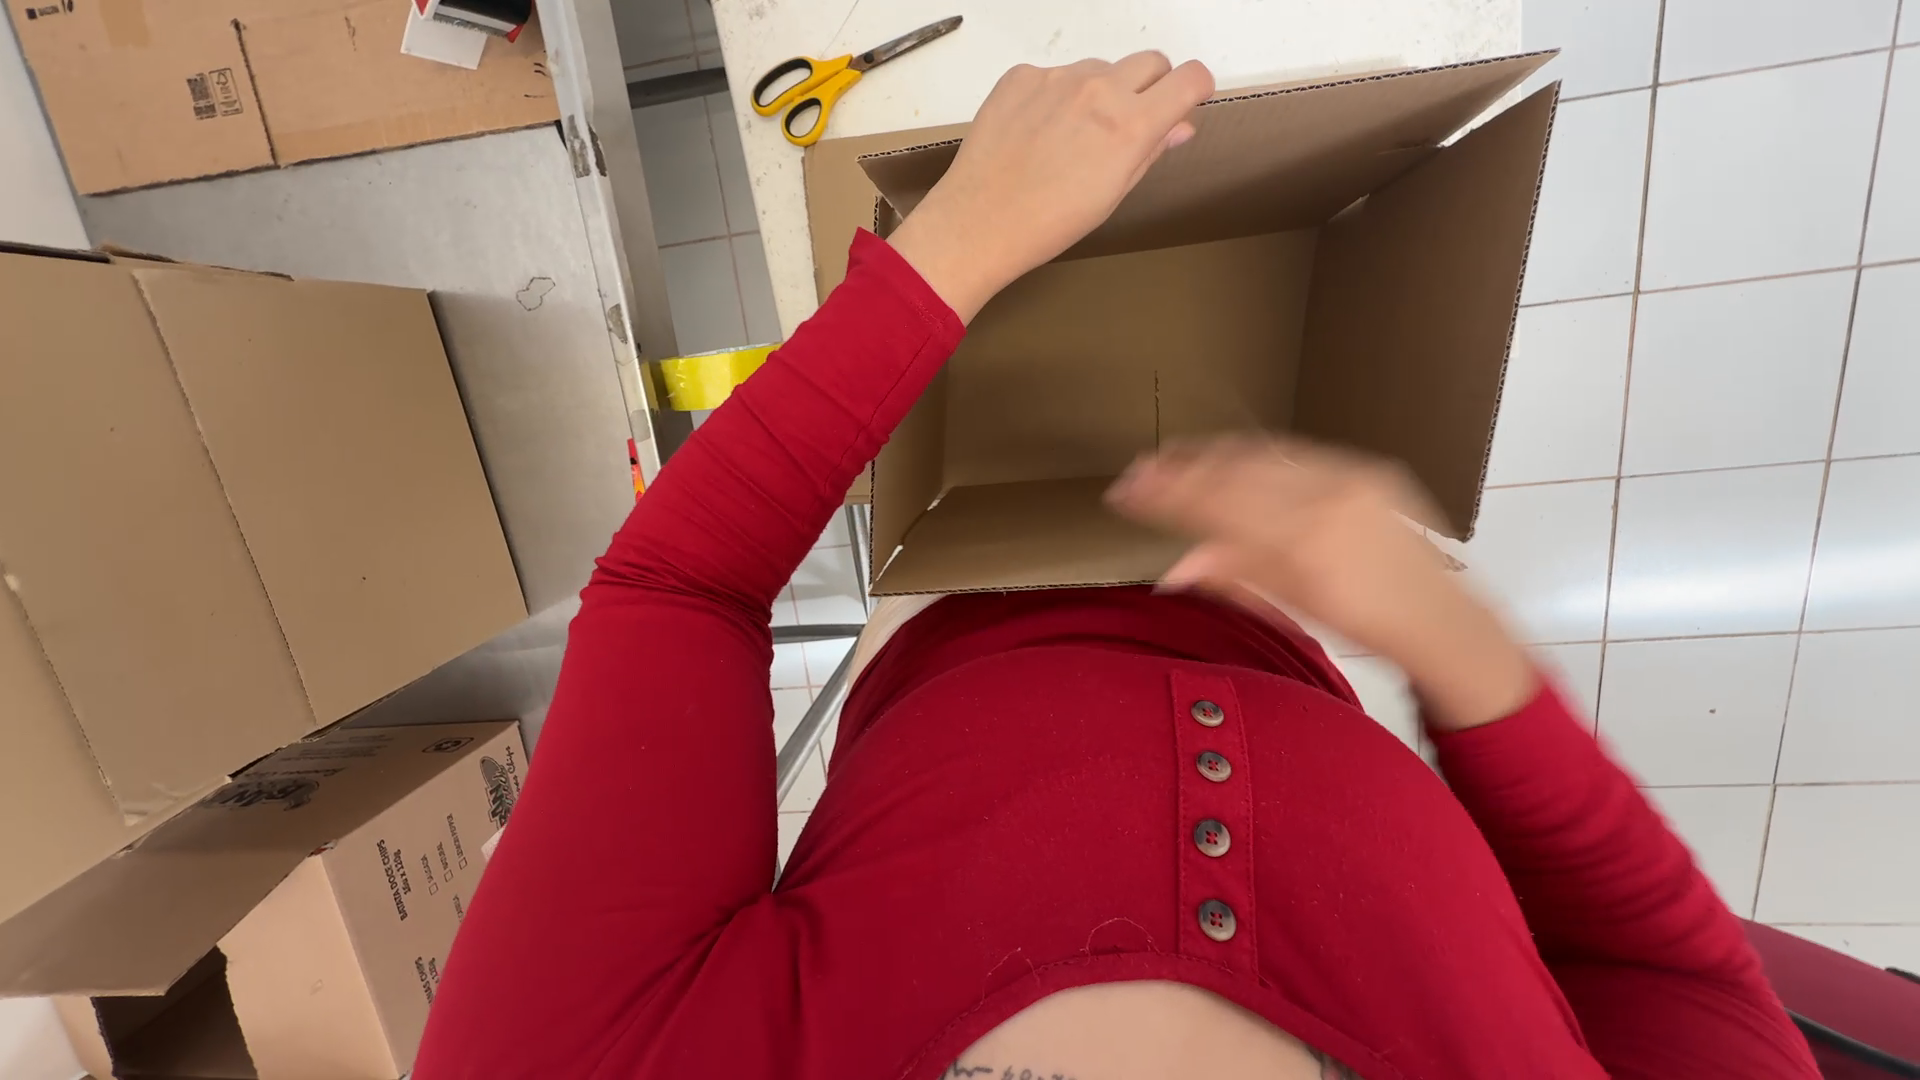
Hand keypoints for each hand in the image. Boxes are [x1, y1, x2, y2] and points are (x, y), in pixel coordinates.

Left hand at [887, 53, 1213, 321]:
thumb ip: (1149, 152)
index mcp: (1130, 126)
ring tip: (1071, 141)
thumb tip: (1178, 126)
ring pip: (1100, 69)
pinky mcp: (1021, 76)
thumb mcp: (1109, 198)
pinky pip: (1053, 75)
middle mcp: (1098, 90)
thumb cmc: (1046, 225)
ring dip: (1100, 93)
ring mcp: (1057, 78)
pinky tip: (1036, 136)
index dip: (1196, 88)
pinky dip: (1055, 98)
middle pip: (1150, 62)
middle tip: (1130, 124)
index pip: (1190, 78)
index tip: (1188, 100)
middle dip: (1152, 87)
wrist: (979, 224)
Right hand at [1105, 437, 1536, 730]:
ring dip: (1208, 454)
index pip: (1216, 507)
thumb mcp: (1291, 607)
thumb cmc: (1362, 624)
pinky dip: (1250, 452)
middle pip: (1232, 474)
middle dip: (1177, 470)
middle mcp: (1323, 499)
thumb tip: (1170, 572)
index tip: (1125, 492)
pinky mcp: (1363, 467)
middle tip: (1136, 470)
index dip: (1164, 495)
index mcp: (1302, 544)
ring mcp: (1346, 477)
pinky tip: (1225, 453)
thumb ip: (1231, 577)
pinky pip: (1292, 453)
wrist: (1439, 616)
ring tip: (1170, 455)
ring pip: (1260, 455)